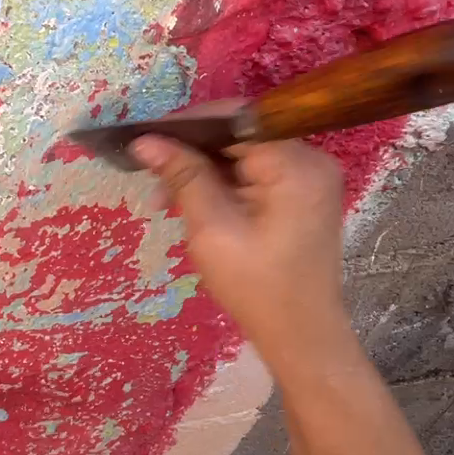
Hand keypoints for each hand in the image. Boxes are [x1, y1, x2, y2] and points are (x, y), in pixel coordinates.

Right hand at [128, 116, 348, 362]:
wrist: (301, 335)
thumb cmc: (256, 285)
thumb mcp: (211, 227)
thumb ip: (182, 175)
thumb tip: (144, 140)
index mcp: (295, 165)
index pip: (233, 119)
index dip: (187, 124)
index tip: (146, 139)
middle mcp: (309, 159)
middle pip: (237, 134)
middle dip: (190, 151)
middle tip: (151, 175)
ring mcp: (308, 176)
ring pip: (240, 152)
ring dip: (201, 168)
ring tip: (166, 198)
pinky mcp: (300, 192)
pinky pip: (252, 170)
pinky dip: (221, 181)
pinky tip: (193, 203)